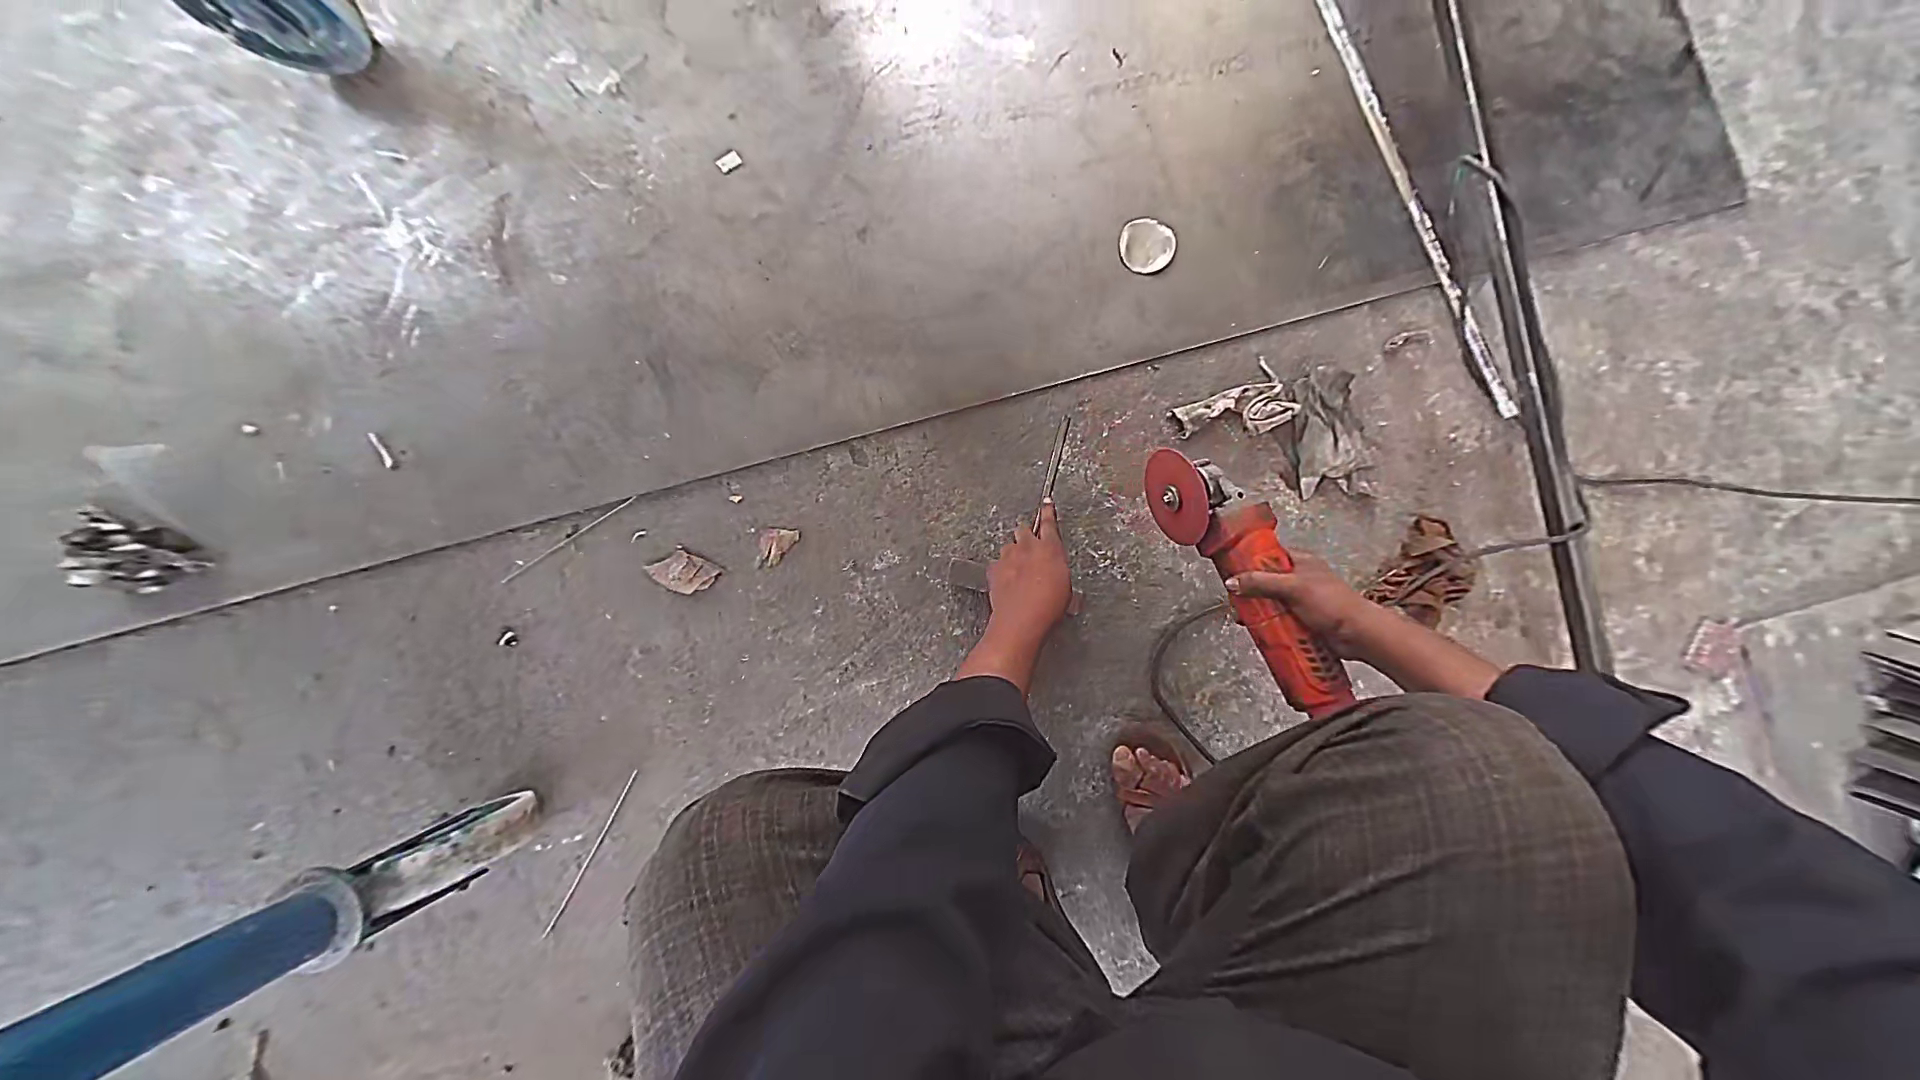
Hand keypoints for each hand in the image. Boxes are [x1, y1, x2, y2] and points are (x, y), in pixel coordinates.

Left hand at [985, 500, 1071, 643]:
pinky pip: (997, 564)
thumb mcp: (1066, 590)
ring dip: (1013, 554)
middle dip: (1026, 535)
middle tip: (1029, 546)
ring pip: (1009, 546)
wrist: (1022, 619)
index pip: (1049, 522)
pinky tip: (1006, 581)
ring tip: (1018, 570)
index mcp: (1051, 548)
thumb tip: (1060, 581)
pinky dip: (1001, 569)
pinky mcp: (994, 569)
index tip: (1046, 502)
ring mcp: (1009, 556)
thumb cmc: (1048, 606)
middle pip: (1023, 529)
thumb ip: (1060, 575)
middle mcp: (1028, 547)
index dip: (1047, 511)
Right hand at [1226, 552, 1380, 658]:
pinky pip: (1278, 619)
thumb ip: (1261, 583)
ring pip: (1270, 601)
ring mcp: (1300, 599)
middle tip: (1236, 599)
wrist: (1359, 635)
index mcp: (1300, 561)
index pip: (1268, 554)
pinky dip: (1268, 624)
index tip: (1231, 568)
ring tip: (1244, 617)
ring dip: (1257, 610)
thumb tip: (1233, 582)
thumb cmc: (1334, 604)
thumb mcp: (1292, 588)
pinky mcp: (1302, 618)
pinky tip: (1258, 630)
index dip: (1249, 560)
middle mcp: (1299, 578)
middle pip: (1264, 580)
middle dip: (1249, 591)